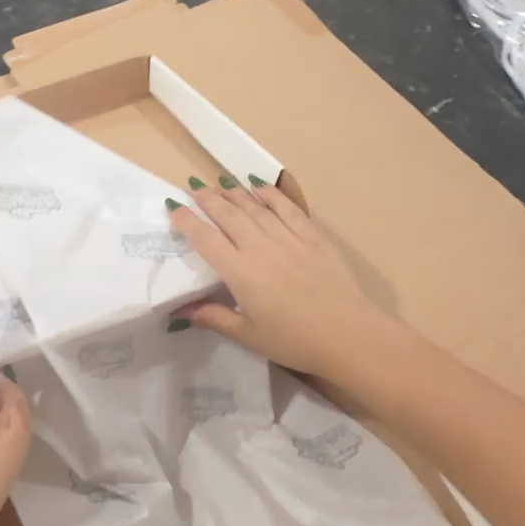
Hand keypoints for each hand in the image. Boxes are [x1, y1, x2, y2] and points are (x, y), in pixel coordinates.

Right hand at [168, 176, 407, 378]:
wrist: (351, 337)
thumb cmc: (294, 341)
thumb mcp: (248, 335)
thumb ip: (212, 317)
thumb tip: (177, 311)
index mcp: (241, 273)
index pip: (206, 239)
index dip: (187, 221)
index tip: (173, 208)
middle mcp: (261, 248)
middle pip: (229, 215)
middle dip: (209, 199)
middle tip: (194, 188)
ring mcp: (289, 240)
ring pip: (256, 209)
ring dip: (236, 193)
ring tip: (220, 184)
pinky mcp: (313, 239)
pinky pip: (289, 210)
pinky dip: (272, 196)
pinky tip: (261, 187)